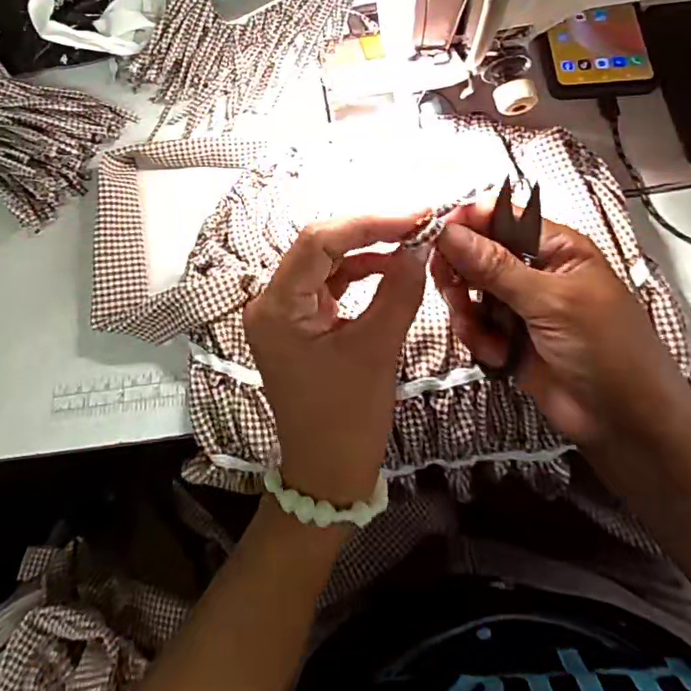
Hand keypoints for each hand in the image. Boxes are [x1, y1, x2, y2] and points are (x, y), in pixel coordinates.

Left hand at [243, 214, 428, 504]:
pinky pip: (330, 286)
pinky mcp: (300, 324)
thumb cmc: (348, 418)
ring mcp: (284, 313)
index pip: (318, 242)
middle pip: (320, 247)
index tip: (415, 217)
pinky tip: (391, 268)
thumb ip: (399, 290)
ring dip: (368, 251)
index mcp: (276, 307)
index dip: (369, 223)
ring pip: (326, 264)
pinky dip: (360, 275)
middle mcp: (271, 303)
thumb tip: (420, 246)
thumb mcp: (377, 349)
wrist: (328, 473)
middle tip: (418, 223)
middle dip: (370, 232)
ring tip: (411, 241)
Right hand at [429, 203, 690, 443]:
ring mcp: (519, 306)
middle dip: (461, 272)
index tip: (434, 234)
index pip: (501, 217)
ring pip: (469, 292)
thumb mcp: (552, 301)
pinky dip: (477, 339)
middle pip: (476, 254)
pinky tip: (497, 355)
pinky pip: (474, 325)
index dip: (466, 222)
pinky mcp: (507, 339)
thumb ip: (496, 266)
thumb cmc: (605, 349)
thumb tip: (448, 231)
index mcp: (555, 246)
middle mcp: (533, 270)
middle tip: (453, 291)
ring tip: (484, 335)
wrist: (624, 423)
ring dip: (468, 312)